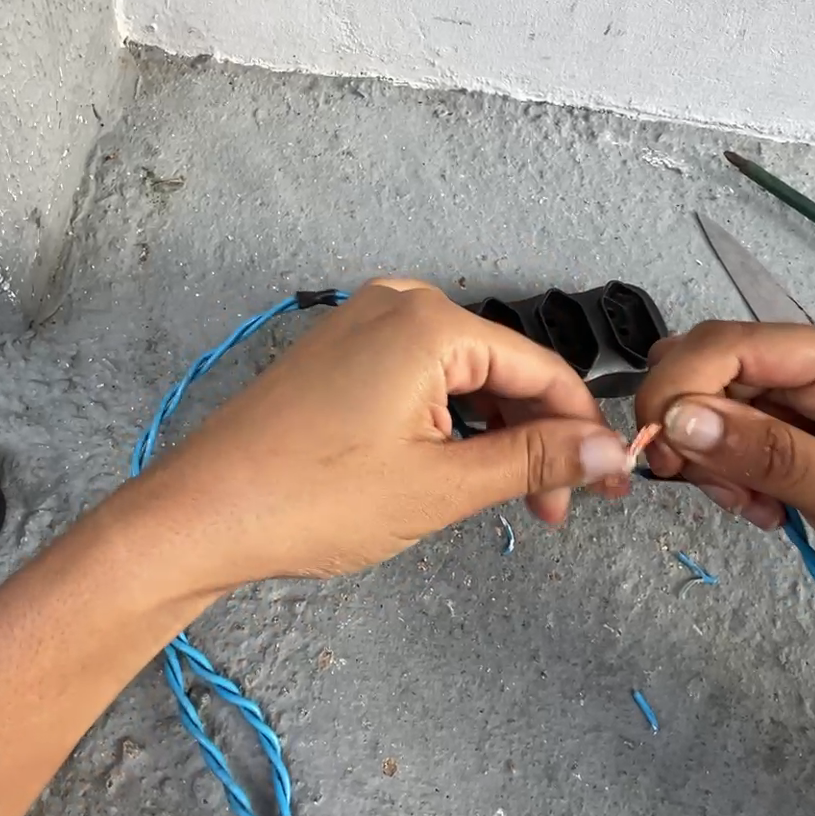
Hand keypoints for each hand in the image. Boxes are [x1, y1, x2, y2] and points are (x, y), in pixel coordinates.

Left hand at [118, 280, 632, 588]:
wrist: (203, 512)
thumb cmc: (316, 496)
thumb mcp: (442, 484)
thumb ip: (535, 460)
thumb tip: (611, 451)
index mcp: (428, 320)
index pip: (540, 368)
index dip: (581, 429)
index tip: (606, 483)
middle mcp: (396, 303)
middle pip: (498, 367)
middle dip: (532, 436)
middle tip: (549, 506)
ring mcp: (361, 322)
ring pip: (458, 373)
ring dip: (490, 431)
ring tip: (500, 495)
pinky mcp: (339, 350)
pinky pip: (416, 374)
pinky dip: (446, 418)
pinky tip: (452, 464)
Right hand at [634, 320, 814, 630]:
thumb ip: (779, 459)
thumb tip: (677, 417)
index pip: (735, 343)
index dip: (680, 383)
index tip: (661, 452)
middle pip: (714, 365)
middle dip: (690, 423)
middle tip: (708, 488)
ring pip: (712, 400)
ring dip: (708, 454)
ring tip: (755, 507)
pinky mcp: (801, 431)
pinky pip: (730, 433)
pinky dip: (725, 470)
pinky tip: (763, 507)